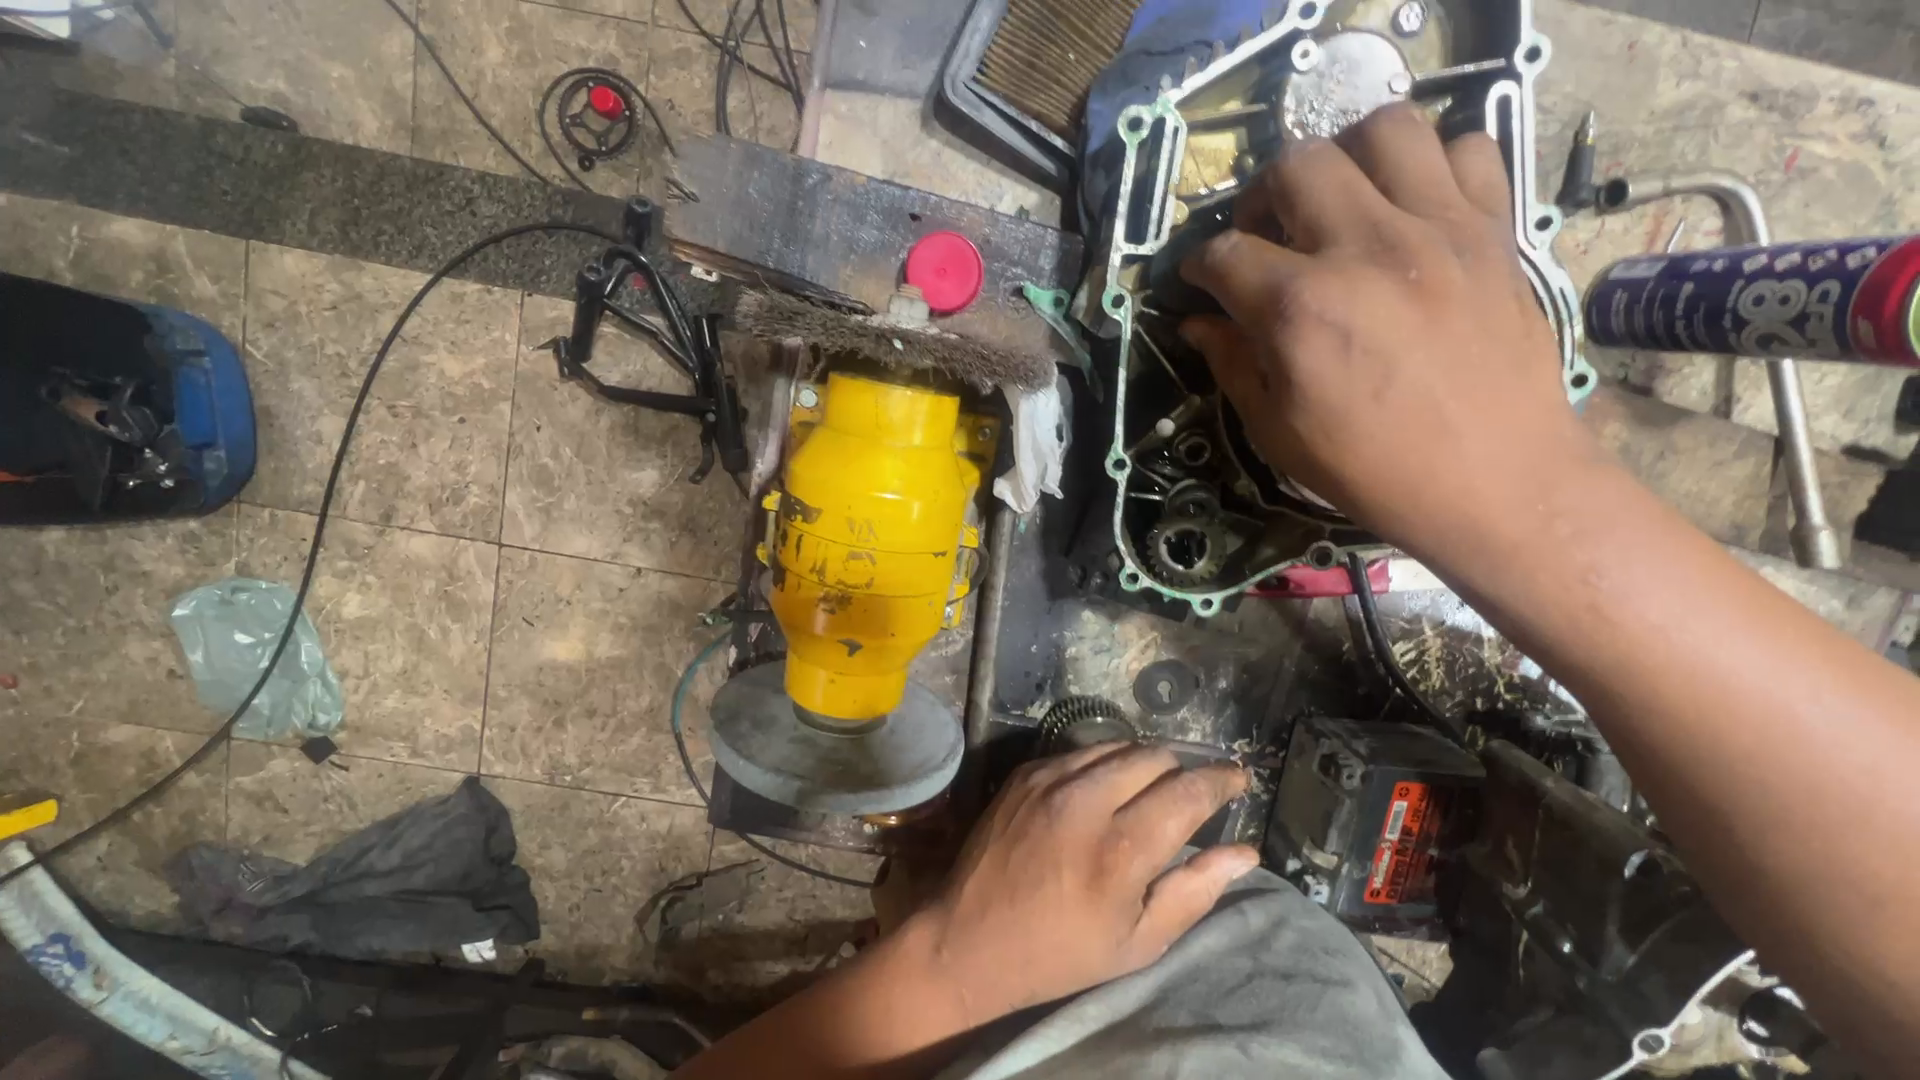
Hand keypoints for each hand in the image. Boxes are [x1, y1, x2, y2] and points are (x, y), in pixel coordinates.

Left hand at [904, 743, 1256, 1024]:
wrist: (969, 939)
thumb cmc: (1061, 953)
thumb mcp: (1138, 942)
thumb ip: (1194, 892)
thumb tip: (1245, 853)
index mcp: (1121, 850)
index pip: (1188, 791)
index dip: (1221, 780)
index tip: (1239, 778)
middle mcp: (1086, 801)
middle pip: (1155, 757)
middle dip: (1182, 770)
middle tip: (1191, 793)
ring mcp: (1049, 780)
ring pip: (1118, 746)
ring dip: (1144, 762)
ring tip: (1152, 788)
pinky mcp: (1024, 773)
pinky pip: (1080, 751)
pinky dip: (1105, 763)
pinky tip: (1106, 789)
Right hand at [1179, 104, 1595, 558]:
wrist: (1493, 480)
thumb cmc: (1371, 467)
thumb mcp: (1277, 429)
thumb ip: (1232, 363)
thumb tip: (1198, 324)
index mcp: (1300, 307)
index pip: (1224, 252)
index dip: (1198, 264)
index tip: (1199, 280)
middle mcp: (1365, 247)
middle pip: (1296, 164)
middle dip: (1263, 195)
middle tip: (1268, 234)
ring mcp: (1438, 229)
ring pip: (1386, 128)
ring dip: (1347, 156)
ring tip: (1341, 201)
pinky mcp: (1494, 231)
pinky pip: (1469, 150)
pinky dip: (1434, 166)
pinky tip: (1415, 210)